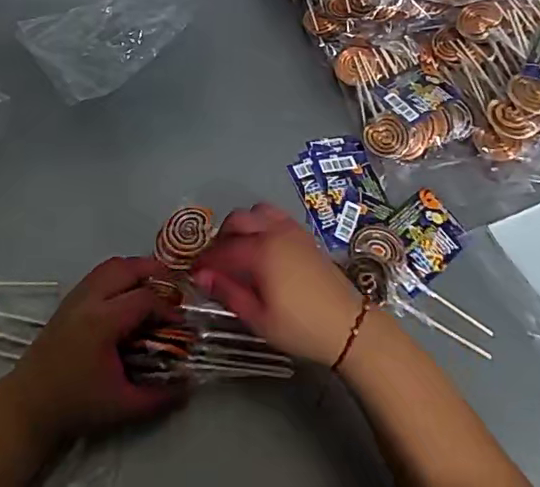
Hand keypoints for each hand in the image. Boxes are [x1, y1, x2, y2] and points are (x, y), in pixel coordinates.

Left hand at [6, 256, 185, 436]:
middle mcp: (89, 300)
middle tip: (173, 294)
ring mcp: (76, 297)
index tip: (180, 324)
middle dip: (157, 276)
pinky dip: (121, 275)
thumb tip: (190, 386)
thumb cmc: (75, 405)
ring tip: (154, 290)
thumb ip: (159, 397)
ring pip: (114, 265)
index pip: (146, 298)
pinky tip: (129, 296)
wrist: (25, 409)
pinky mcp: (69, 300)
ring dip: (138, 271)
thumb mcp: (121, 406)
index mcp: (102, 322)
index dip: (168, 308)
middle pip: (131, 268)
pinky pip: (101, 273)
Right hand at [191, 203, 366, 363]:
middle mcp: (276, 232)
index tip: (193, 274)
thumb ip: (228, 292)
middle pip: (238, 219)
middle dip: (221, 238)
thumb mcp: (257, 317)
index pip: (222, 250)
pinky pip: (276, 216)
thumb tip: (201, 276)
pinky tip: (261, 249)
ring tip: (237, 253)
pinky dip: (261, 224)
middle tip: (214, 264)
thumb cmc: (299, 326)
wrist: (346, 323)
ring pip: (258, 211)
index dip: (204, 261)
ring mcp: (293, 229)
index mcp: (262, 252)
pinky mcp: (304, 234)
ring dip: (243, 225)